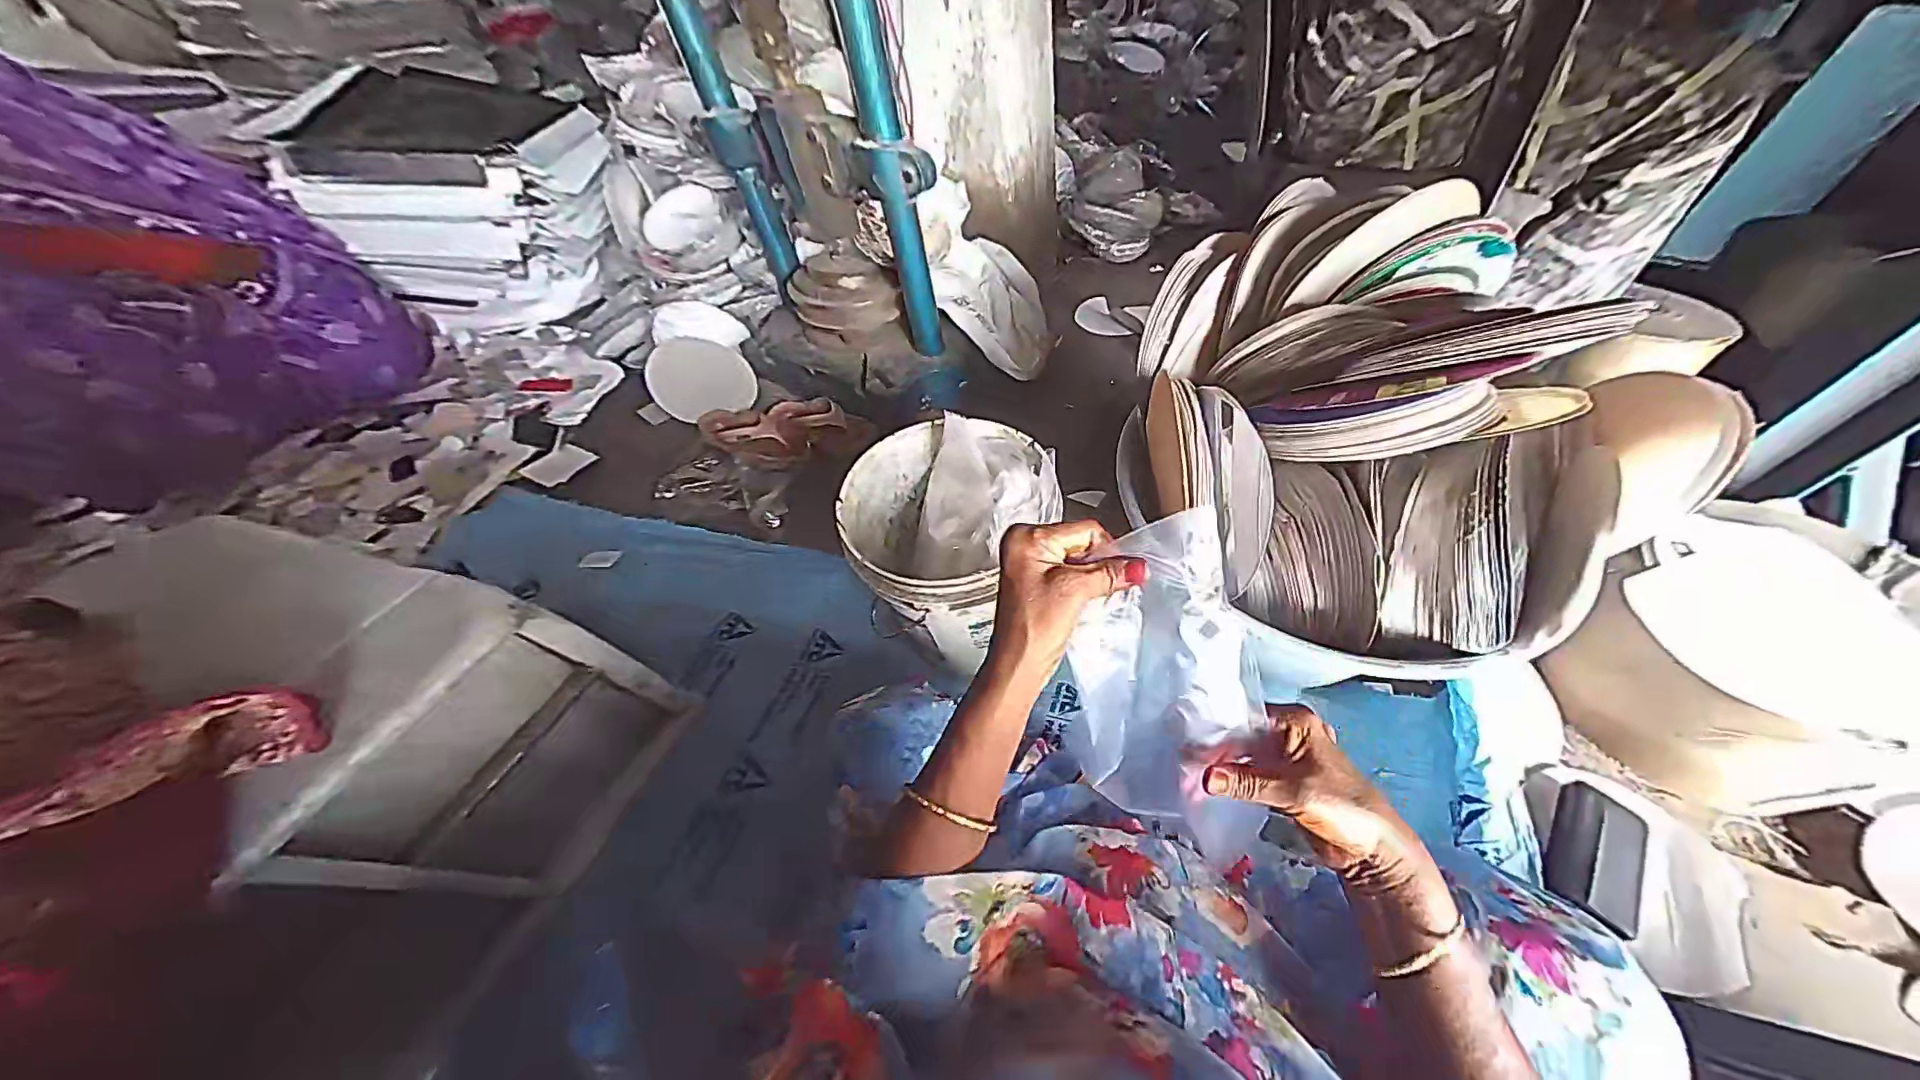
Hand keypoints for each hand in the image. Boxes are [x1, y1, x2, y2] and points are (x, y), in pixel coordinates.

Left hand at [986, 521, 1145, 678]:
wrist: (1017, 665)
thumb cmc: (1031, 630)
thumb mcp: (1076, 591)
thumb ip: (1110, 573)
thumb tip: (1137, 565)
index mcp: (1026, 537)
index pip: (1085, 529)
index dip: (1107, 550)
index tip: (1121, 570)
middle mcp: (1022, 545)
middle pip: (1081, 542)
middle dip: (1098, 564)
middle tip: (1103, 587)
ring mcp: (1027, 564)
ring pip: (1077, 559)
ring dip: (1091, 576)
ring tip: (1089, 597)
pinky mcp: (1035, 583)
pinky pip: (1068, 573)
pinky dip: (1082, 585)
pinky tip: (1083, 600)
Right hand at [1204, 705, 1430, 896]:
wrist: (1375, 851)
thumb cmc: (1344, 809)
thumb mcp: (1293, 792)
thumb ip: (1248, 783)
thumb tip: (1205, 777)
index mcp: (1296, 722)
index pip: (1245, 718)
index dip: (1215, 730)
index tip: (1186, 742)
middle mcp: (1288, 733)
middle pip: (1241, 735)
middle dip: (1213, 750)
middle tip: (1181, 761)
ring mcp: (1284, 757)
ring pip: (1242, 756)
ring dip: (1220, 767)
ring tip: (1186, 773)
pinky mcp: (1281, 781)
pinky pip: (1248, 775)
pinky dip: (1230, 781)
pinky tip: (1207, 786)